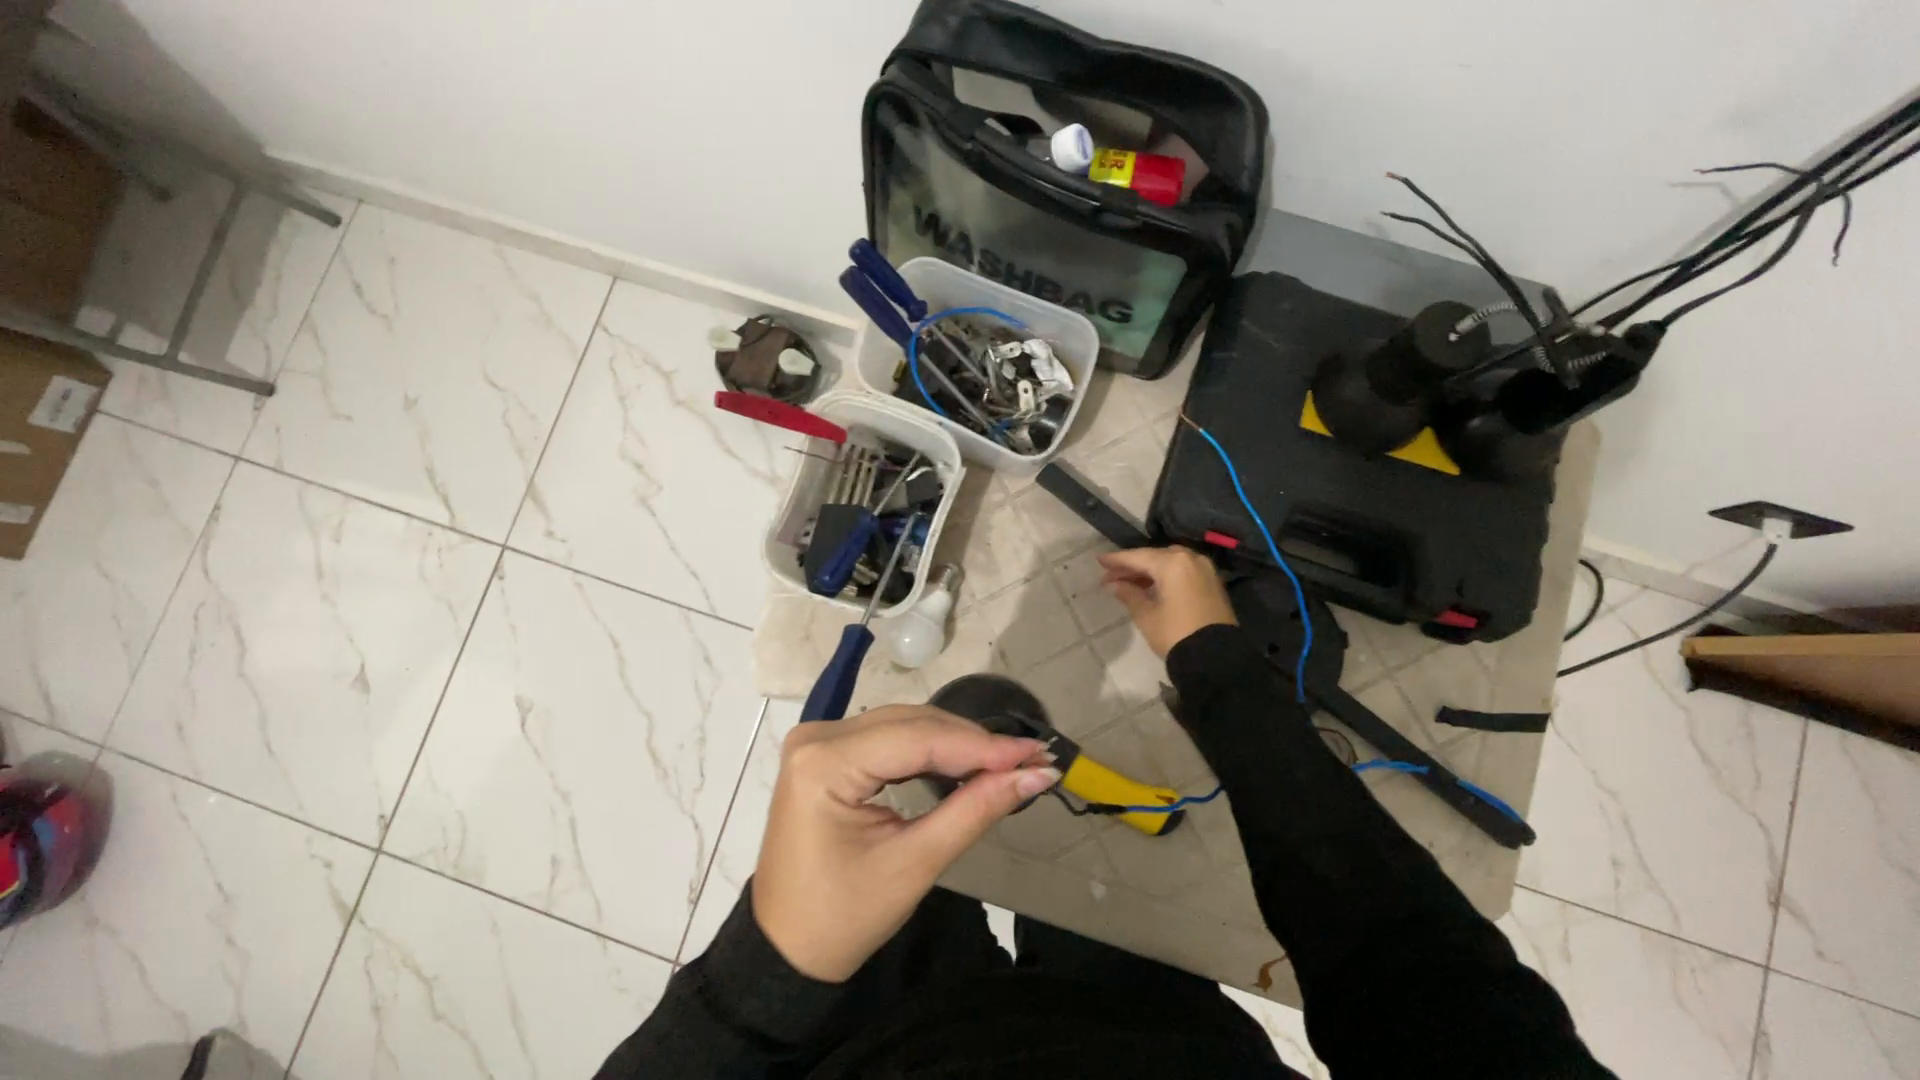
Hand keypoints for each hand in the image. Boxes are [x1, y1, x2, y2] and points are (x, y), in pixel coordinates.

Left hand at [752, 706, 1059, 982]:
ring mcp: (818, 742)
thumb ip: (975, 810)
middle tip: (1030, 760)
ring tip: (1007, 763)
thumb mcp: (914, 864)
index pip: (918, 739)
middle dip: (973, 743)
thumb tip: (1036, 775)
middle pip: (911, 725)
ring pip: (903, 726)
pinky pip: (888, 739)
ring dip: (954, 743)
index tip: (1037, 754)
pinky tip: (964, 763)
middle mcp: (817, 737)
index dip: (982, 746)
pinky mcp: (826, 753)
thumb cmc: (844, 915)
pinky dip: (928, 750)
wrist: (787, 948)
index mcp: (825, 762)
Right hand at [1098, 546, 1237, 656]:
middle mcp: (1191, 559)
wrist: (1215, 658)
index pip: (1138, 557)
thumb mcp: (1146, 615)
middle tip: (1112, 576)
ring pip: (1171, 563)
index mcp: (1173, 563)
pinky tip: (1152, 587)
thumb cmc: (1175, 634)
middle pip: (1155, 557)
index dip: (1117, 560)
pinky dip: (1167, 575)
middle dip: (1133, 566)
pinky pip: (1184, 571)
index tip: (1100, 561)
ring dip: (1150, 570)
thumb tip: (1113, 584)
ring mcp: (1205, 570)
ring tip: (1129, 583)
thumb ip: (1128, 594)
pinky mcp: (1213, 583)